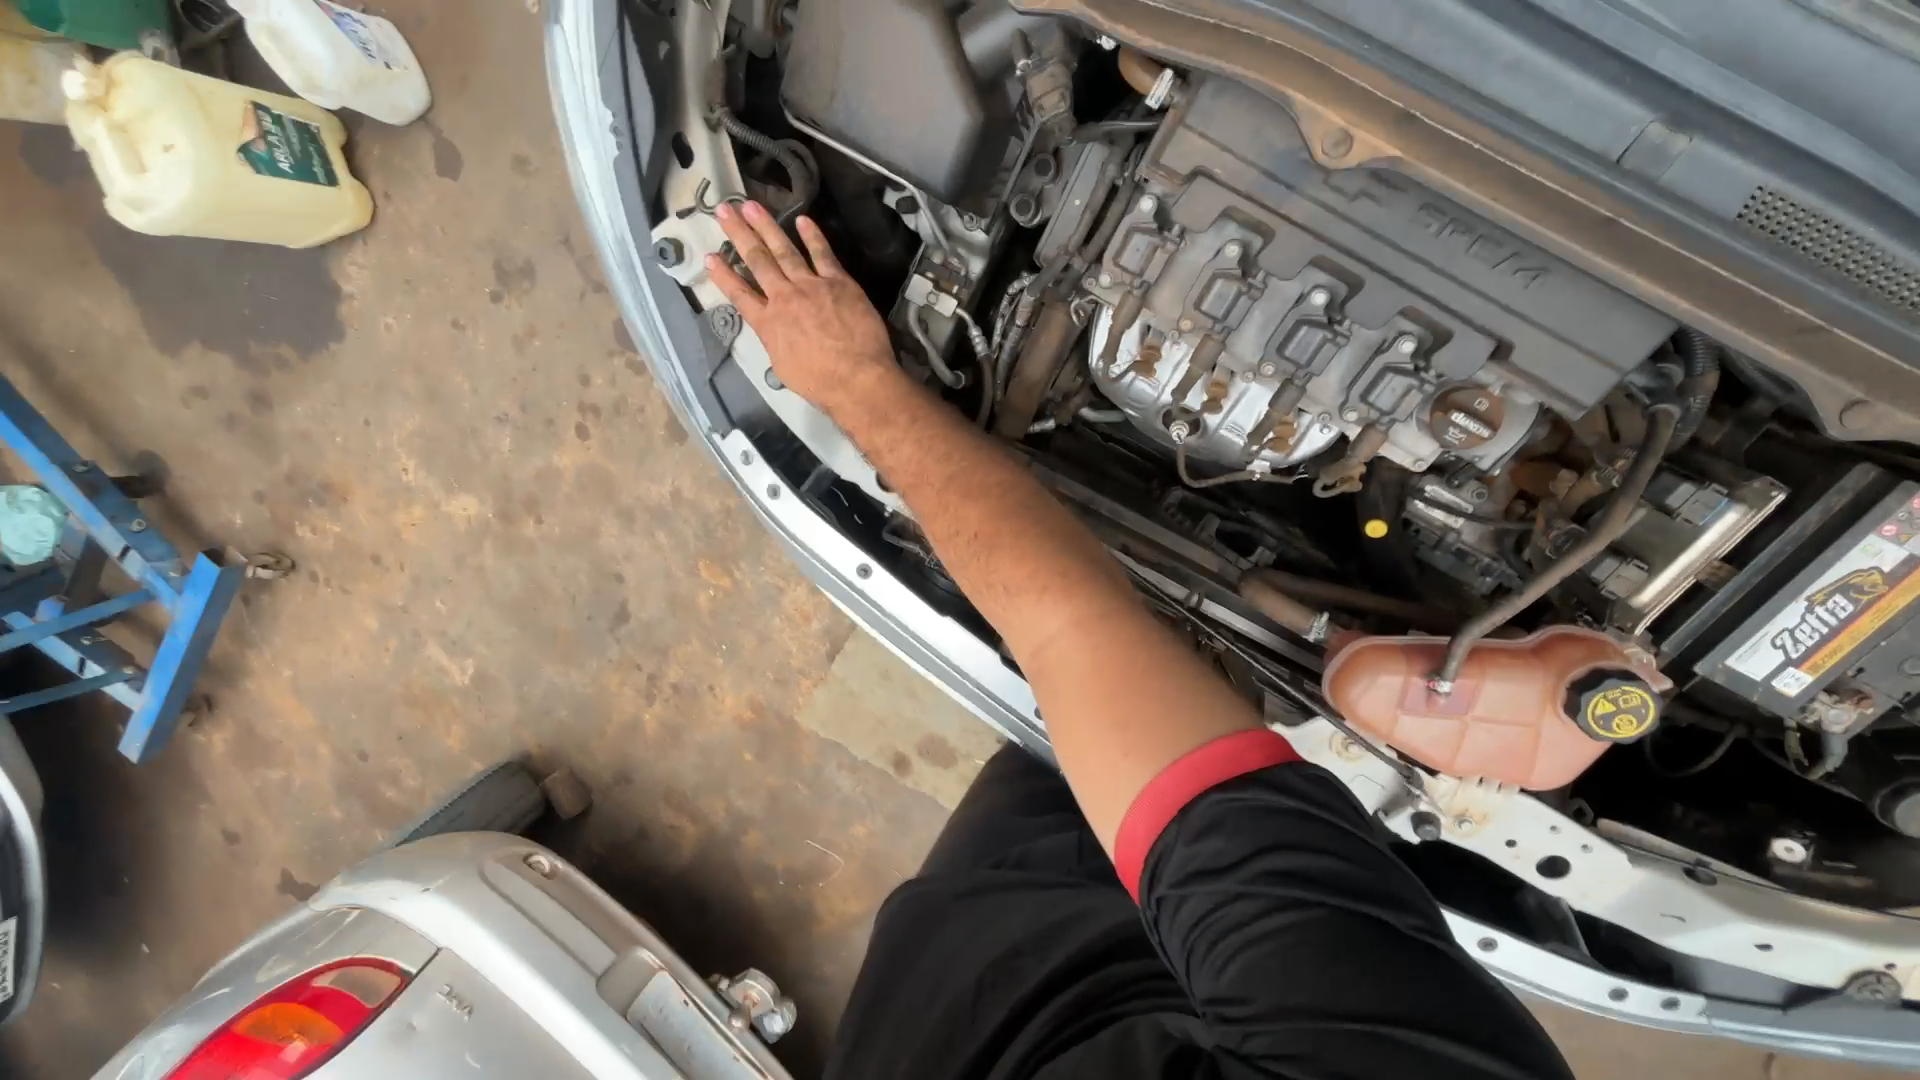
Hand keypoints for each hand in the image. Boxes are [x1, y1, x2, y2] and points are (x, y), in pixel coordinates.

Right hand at [706, 201, 905, 418]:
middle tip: (724, 210)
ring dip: (766, 226)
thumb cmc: (820, 383)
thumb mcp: (784, 368)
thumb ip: (776, 343)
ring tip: (750, 206)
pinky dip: (812, 236)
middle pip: (757, 261)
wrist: (856, 378)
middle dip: (739, 234)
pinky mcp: (839, 283)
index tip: (709, 257)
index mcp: (768, 324)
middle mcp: (784, 299)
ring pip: (784, 250)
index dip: (723, 275)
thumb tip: (776, 333)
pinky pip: (823, 254)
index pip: (739, 294)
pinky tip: (802, 220)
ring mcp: (811, 287)